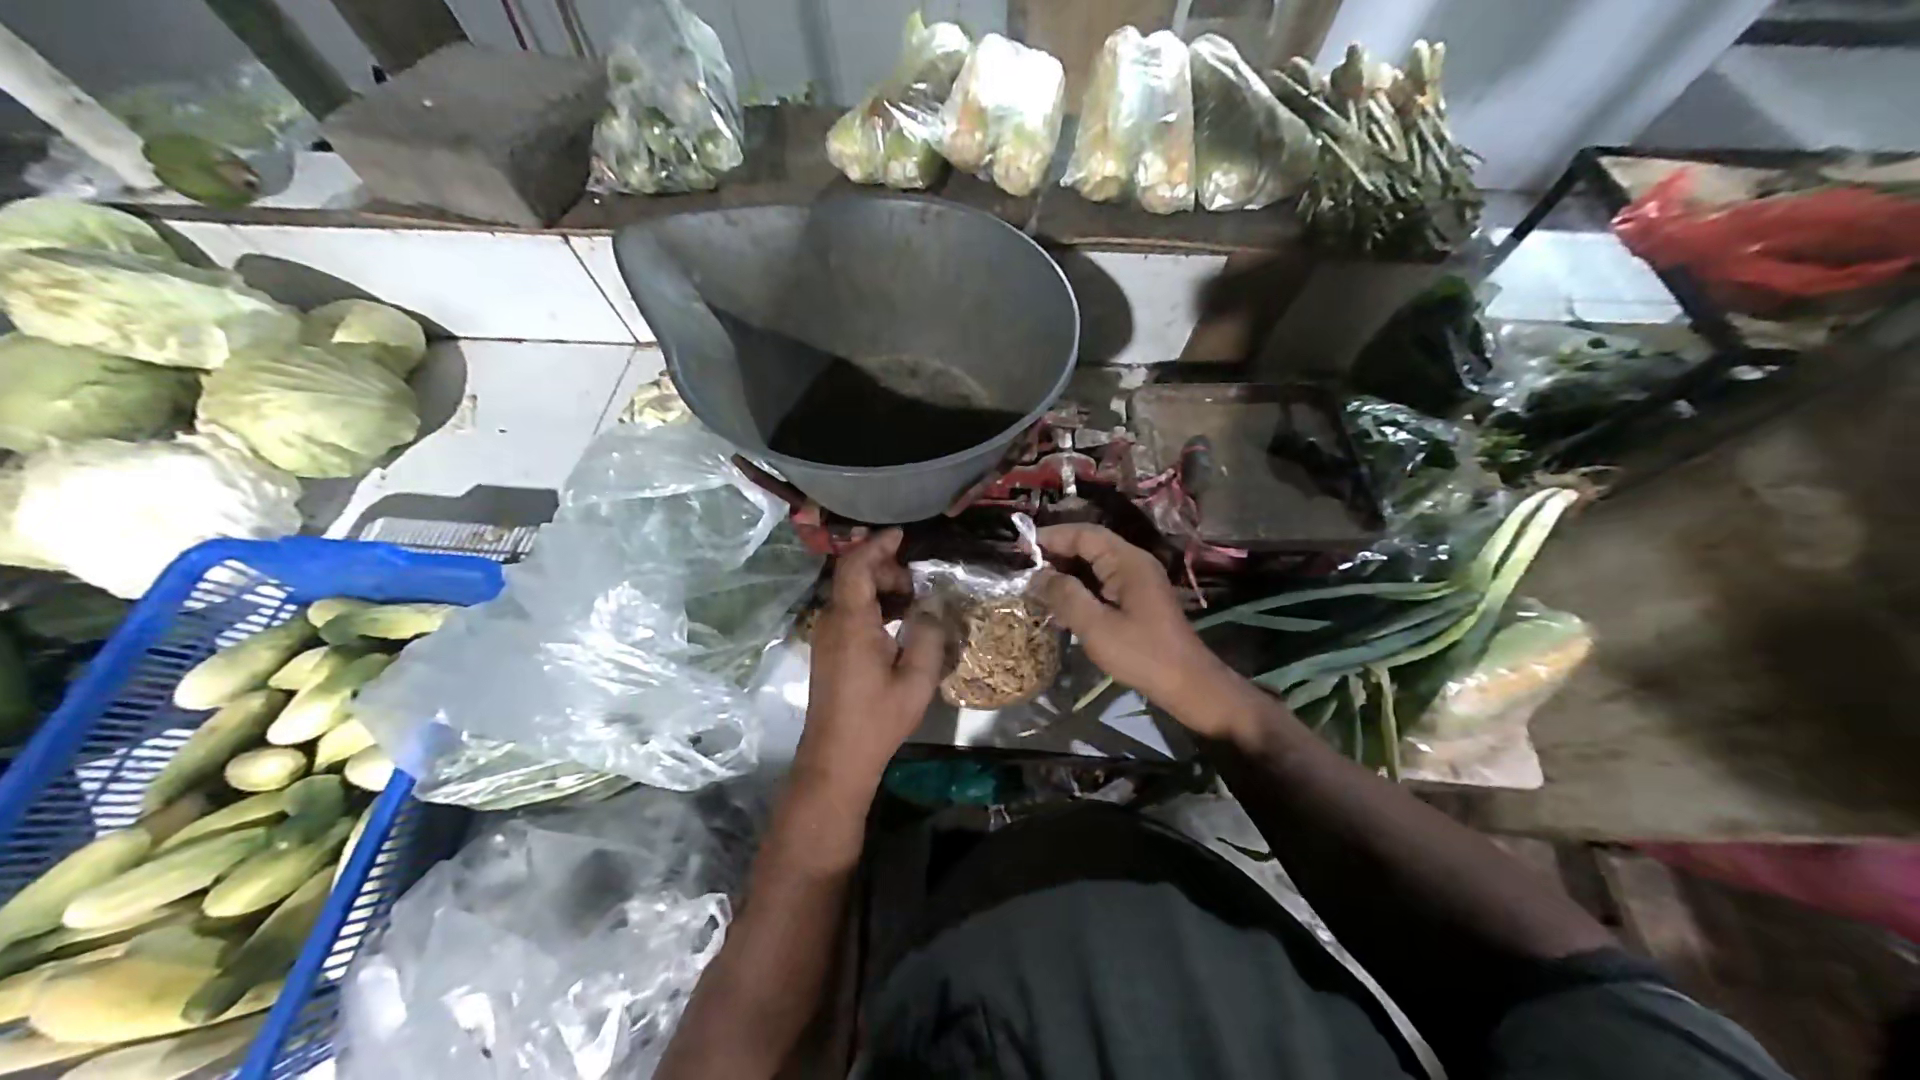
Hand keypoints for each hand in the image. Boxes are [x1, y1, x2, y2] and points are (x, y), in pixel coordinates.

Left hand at [800, 529, 945, 785]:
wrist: (837, 757)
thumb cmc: (877, 719)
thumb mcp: (917, 680)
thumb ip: (929, 635)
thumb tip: (932, 607)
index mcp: (851, 622)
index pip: (856, 566)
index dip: (877, 545)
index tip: (902, 535)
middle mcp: (832, 622)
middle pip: (854, 576)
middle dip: (886, 568)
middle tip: (918, 584)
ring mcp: (827, 636)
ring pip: (851, 594)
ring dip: (881, 588)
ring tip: (913, 602)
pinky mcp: (829, 650)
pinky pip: (849, 613)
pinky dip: (873, 606)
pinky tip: (899, 623)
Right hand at [1035, 524, 1242, 736]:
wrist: (1187, 683)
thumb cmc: (1141, 654)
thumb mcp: (1096, 626)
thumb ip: (1065, 596)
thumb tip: (1037, 576)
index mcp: (1127, 561)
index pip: (1084, 534)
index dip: (1051, 536)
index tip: (1020, 547)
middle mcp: (1134, 563)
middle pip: (1089, 545)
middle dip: (1056, 553)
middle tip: (1023, 568)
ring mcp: (1138, 580)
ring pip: (1094, 564)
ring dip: (1066, 572)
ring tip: (1036, 586)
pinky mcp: (1138, 598)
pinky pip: (1103, 581)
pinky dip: (1080, 587)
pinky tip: (1060, 604)